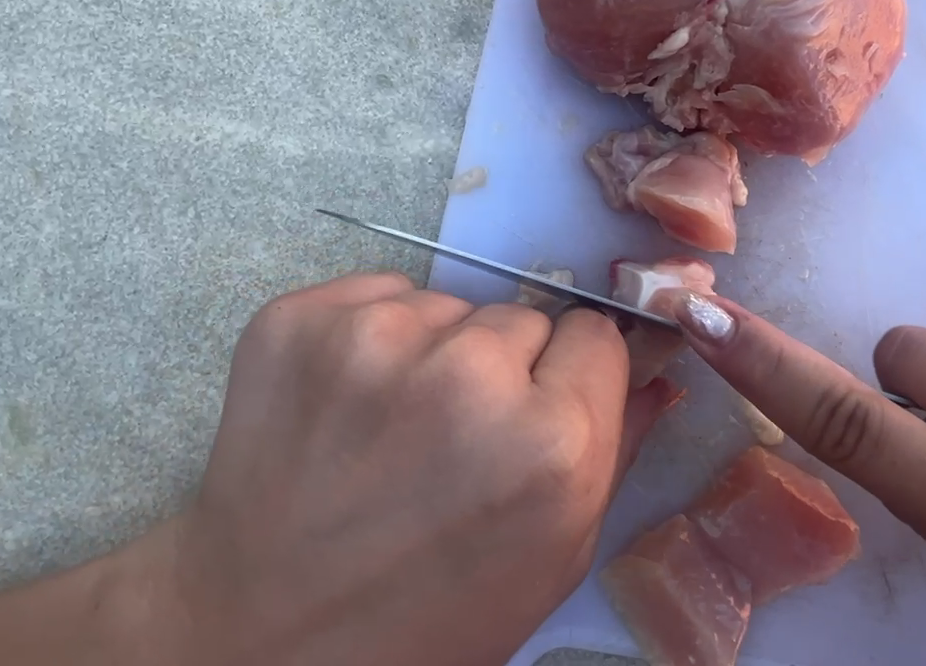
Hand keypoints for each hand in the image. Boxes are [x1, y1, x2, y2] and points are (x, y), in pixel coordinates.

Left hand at [154, 272, 679, 665]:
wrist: (262, 631)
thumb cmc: (428, 612)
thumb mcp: (552, 556)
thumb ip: (616, 445)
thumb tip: (662, 367)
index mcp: (549, 443)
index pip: (594, 334)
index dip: (567, 375)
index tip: (535, 406)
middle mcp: (466, 374)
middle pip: (521, 315)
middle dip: (502, 365)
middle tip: (453, 434)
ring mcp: (372, 338)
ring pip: (448, 303)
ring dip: (434, 349)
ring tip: (391, 424)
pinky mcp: (298, 318)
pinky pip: (377, 294)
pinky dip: (372, 335)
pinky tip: (346, 400)